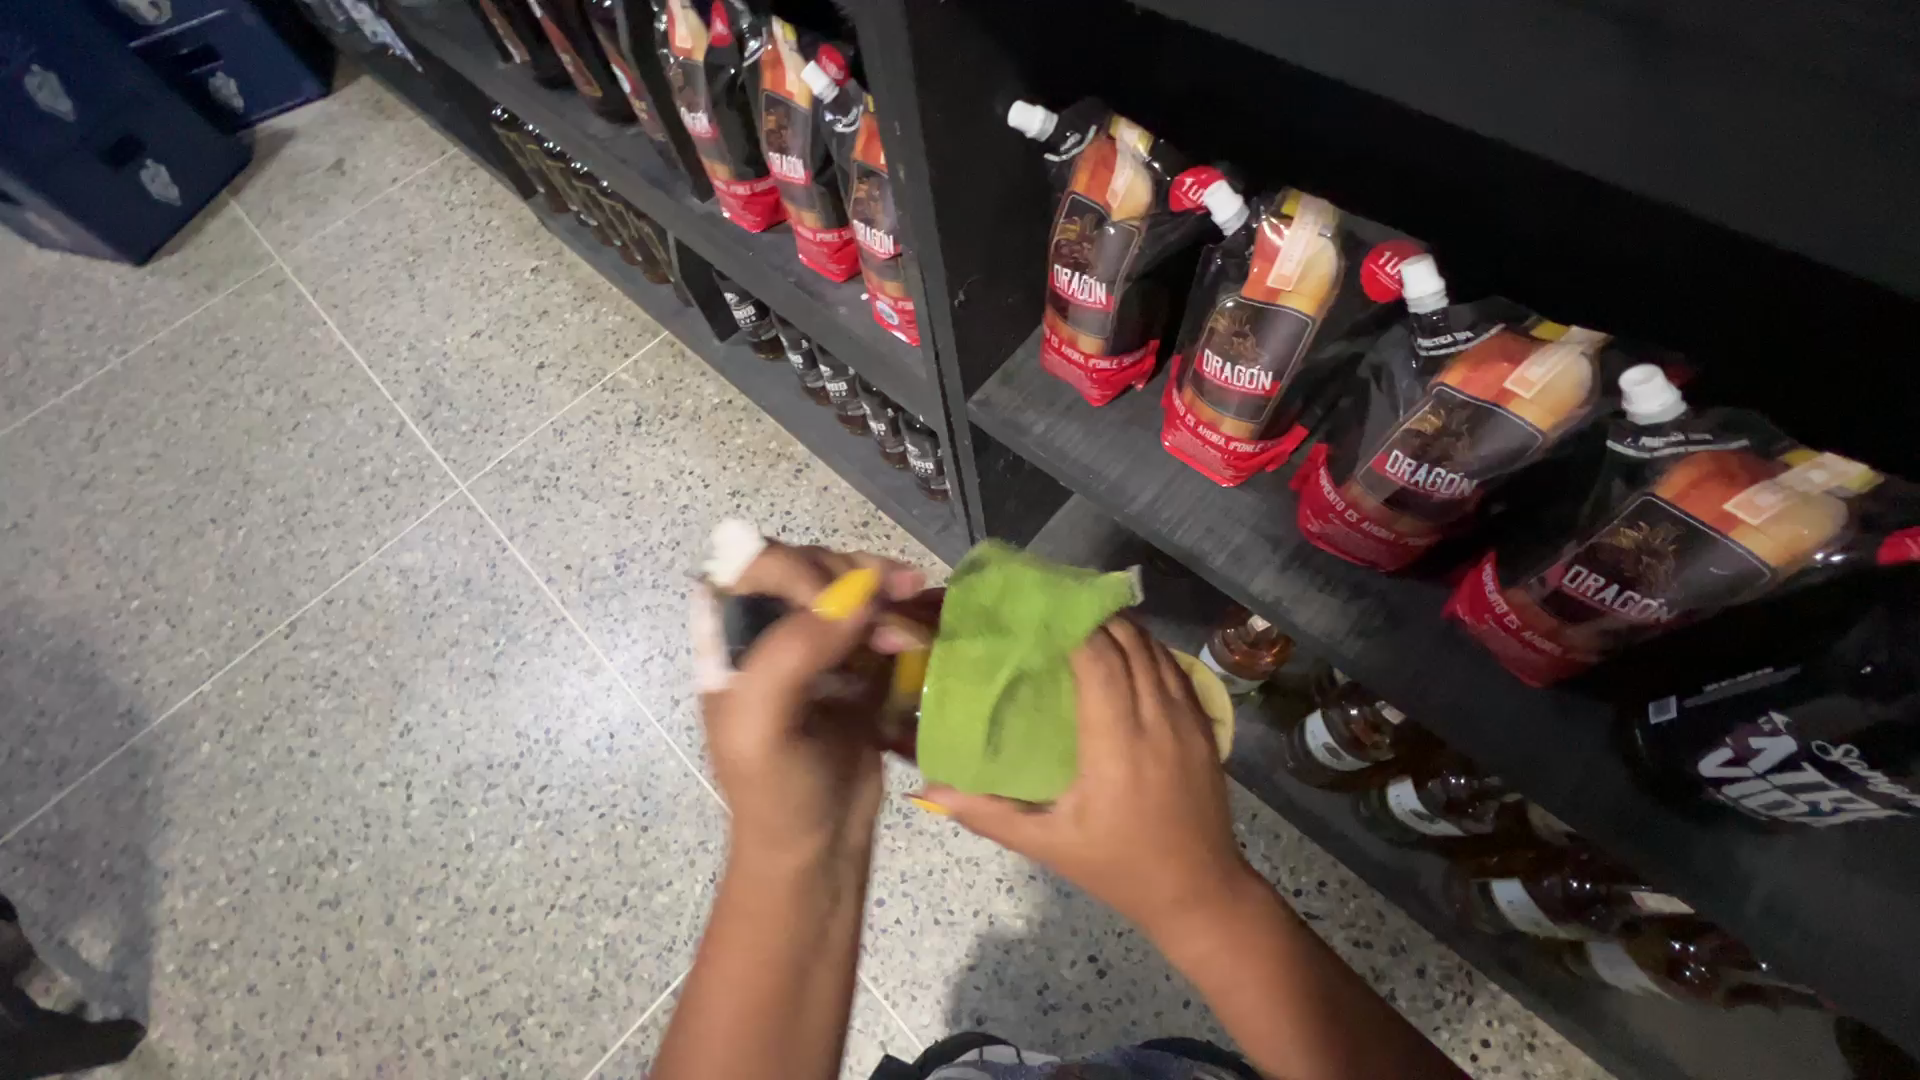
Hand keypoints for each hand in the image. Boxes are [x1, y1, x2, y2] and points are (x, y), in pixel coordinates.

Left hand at [694, 542, 925, 867]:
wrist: (819, 846)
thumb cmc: (777, 793)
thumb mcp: (764, 729)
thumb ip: (793, 654)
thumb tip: (855, 595)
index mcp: (730, 640)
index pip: (756, 567)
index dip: (800, 570)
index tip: (841, 604)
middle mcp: (769, 632)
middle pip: (811, 566)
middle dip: (856, 575)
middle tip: (898, 594)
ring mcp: (817, 646)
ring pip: (852, 587)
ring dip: (887, 592)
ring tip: (914, 614)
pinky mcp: (855, 663)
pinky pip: (881, 620)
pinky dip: (903, 617)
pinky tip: (921, 631)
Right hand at [921, 618, 1259, 942]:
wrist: (1200, 892)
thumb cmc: (1119, 867)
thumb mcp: (1049, 844)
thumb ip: (990, 814)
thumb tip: (932, 790)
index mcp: (1116, 743)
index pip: (1099, 660)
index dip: (1074, 627)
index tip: (1042, 613)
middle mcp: (1156, 720)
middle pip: (1128, 643)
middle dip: (1095, 617)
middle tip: (1057, 609)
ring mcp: (1188, 721)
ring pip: (1155, 651)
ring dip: (1122, 629)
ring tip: (1086, 620)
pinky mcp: (1205, 727)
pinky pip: (1175, 670)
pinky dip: (1148, 650)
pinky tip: (1125, 650)